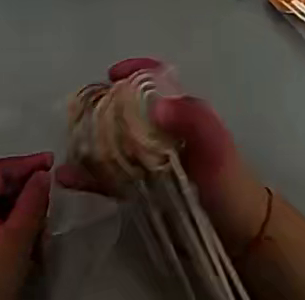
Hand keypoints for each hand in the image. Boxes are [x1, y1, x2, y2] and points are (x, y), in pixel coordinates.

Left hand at [0, 152, 52, 299]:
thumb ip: (33, 201)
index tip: (51, 162)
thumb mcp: (17, 238)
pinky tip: (20, 232)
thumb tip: (43, 176)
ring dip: (13, 204)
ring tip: (37, 211)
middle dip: (20, 184)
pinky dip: (2, 220)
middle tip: (46, 186)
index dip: (24, 163)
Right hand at [59, 58, 271, 249]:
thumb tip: (157, 104)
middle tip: (80, 113)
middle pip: (129, 108)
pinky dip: (89, 173)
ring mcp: (151, 159)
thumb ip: (194, 118)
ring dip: (92, 138)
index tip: (111, 74)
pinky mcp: (141, 188)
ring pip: (115, 140)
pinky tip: (68, 176)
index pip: (157, 80)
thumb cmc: (227, 182)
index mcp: (183, 112)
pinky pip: (110, 175)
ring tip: (69, 142)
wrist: (236, 233)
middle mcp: (165, 130)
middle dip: (104, 105)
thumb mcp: (217, 145)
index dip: (136, 71)